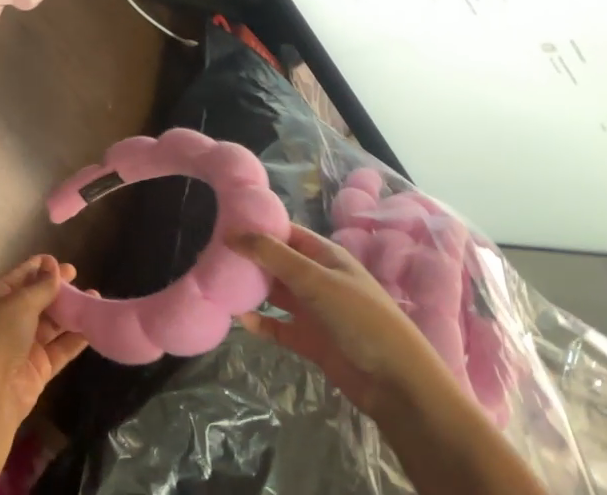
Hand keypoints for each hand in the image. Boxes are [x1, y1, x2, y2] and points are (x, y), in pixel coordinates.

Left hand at [0, 254, 89, 423]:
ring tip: (95, 296)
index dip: (38, 267)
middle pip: (37, 298)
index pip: (19, 276)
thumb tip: (53, 266)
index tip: (59, 261)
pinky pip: (61, 346)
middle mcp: (9, 317)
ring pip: (52, 322)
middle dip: (57, 288)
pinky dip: (76, 336)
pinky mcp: (40, 365)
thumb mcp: (19, 304)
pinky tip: (94, 325)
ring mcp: (25, 343)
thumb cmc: (0, 337)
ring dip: (71, 311)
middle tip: (79, 276)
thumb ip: (40, 287)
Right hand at [229, 225, 458, 418]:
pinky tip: (240, 320)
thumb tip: (229, 233)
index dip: (255, 225)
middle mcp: (318, 279)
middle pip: (275, 261)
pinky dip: (259, 323)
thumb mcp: (314, 279)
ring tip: (217, 283)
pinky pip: (277, 326)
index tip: (219, 222)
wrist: (397, 384)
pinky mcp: (309, 340)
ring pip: (274, 293)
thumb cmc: (361, 319)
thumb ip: (271, 255)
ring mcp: (314, 311)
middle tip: (209, 253)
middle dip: (247, 257)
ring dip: (250, 289)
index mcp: (325, 257)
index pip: (285, 231)